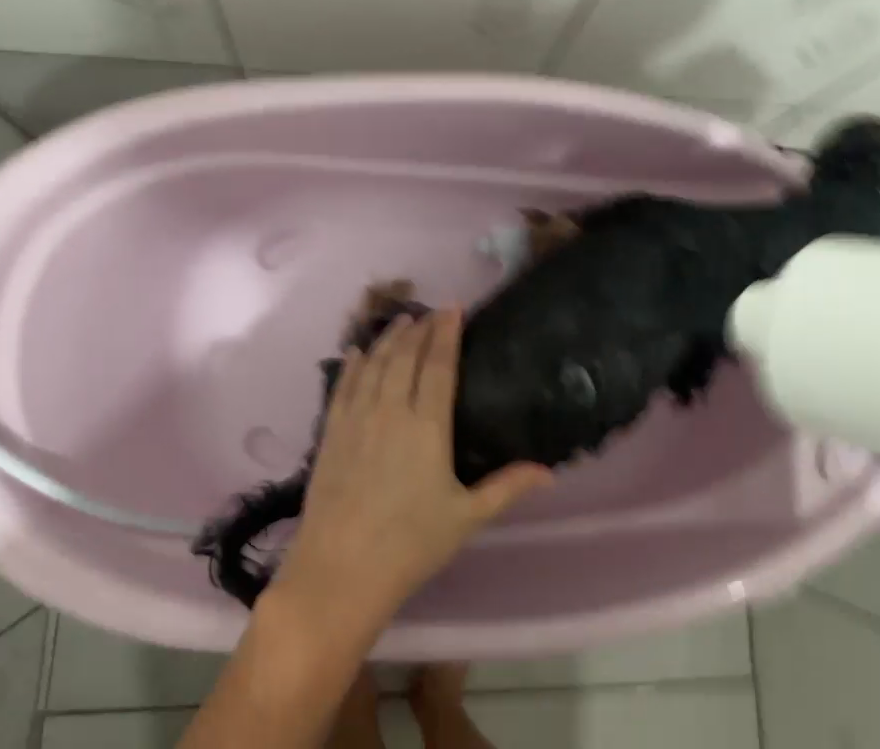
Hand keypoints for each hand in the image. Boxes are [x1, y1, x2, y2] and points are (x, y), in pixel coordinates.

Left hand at [270, 309, 552, 628]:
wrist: (340, 569)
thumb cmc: (410, 545)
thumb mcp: (466, 518)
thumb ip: (506, 488)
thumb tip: (549, 471)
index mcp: (427, 427)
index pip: (439, 366)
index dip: (447, 334)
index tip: (455, 309)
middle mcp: (390, 412)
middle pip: (405, 357)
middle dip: (419, 329)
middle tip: (432, 312)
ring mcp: (356, 420)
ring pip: (373, 365)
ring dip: (387, 339)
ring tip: (401, 322)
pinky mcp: (329, 433)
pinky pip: (342, 386)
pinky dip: (352, 364)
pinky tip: (357, 352)